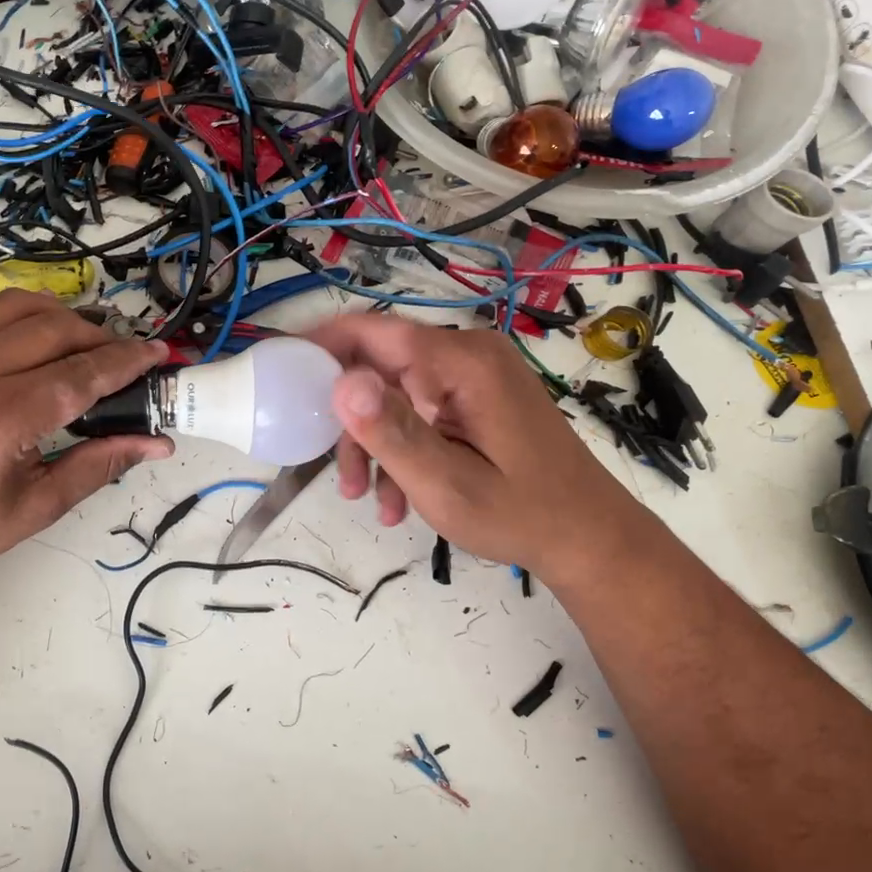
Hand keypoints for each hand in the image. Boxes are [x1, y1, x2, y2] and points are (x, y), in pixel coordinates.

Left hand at [0, 290, 172, 591]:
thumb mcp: (37, 506)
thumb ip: (99, 464)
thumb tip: (157, 442)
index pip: (78, 374)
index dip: (125, 363)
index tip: (159, 355)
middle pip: (53, 329)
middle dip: (100, 338)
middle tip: (127, 360)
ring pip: (18, 307)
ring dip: (62, 319)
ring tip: (85, 348)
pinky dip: (23, 320)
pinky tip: (39, 348)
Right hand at [304, 313, 661, 580]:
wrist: (591, 541)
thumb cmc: (521, 514)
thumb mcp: (445, 482)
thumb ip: (391, 432)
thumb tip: (341, 382)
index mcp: (461, 365)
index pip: (372, 330)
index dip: (320, 344)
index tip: (280, 372)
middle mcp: (467, 357)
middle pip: (376, 365)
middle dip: (346, 417)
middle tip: (330, 465)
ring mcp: (472, 378)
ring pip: (390, 394)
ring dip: (371, 443)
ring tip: (364, 497)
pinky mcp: (475, 399)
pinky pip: (417, 411)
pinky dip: (399, 448)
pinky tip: (395, 499)